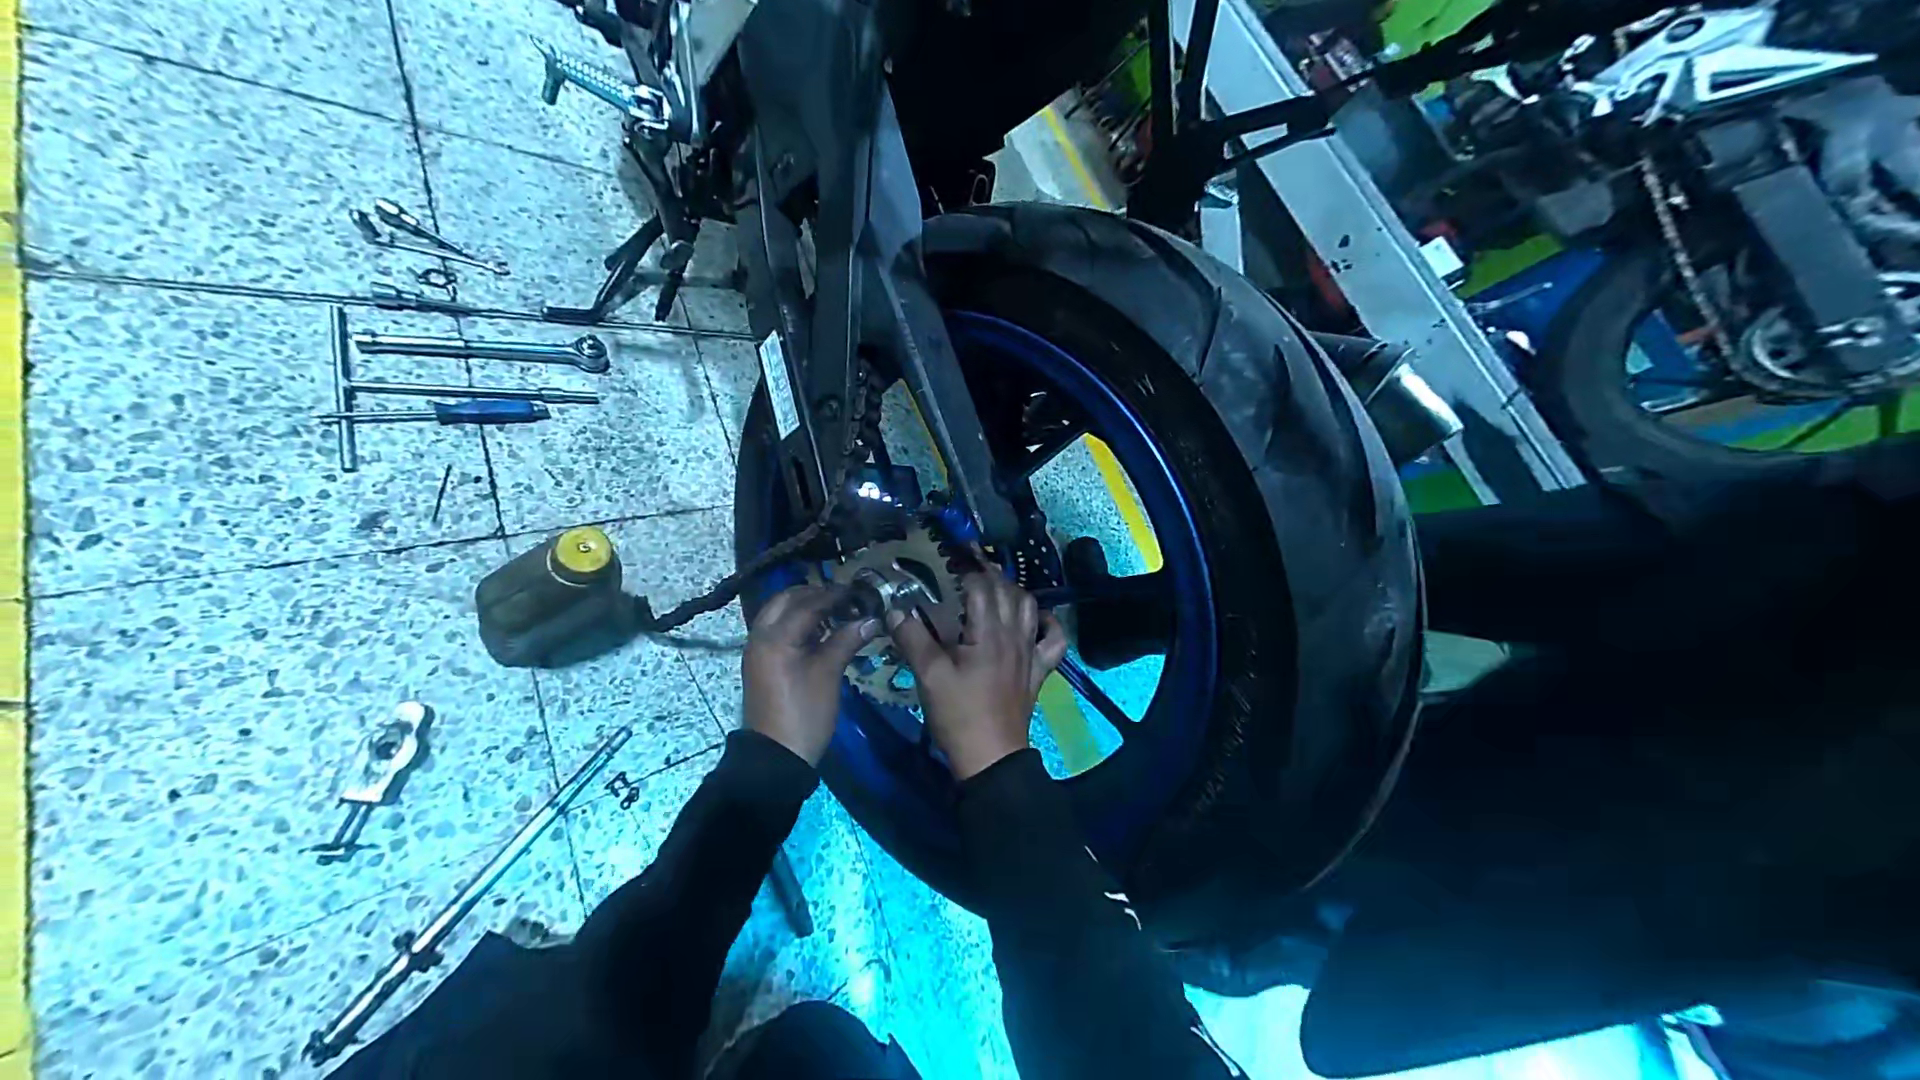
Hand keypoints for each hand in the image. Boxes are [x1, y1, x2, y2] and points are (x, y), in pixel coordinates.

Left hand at [742, 584, 877, 765]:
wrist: (776, 757)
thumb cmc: (805, 714)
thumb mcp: (828, 674)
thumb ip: (846, 640)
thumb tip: (872, 619)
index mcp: (775, 638)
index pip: (808, 604)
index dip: (836, 596)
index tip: (860, 592)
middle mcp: (760, 636)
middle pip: (786, 600)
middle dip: (815, 594)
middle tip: (844, 598)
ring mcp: (758, 649)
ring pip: (779, 613)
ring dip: (805, 606)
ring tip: (836, 610)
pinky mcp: (761, 661)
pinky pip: (778, 629)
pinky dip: (797, 622)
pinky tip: (822, 630)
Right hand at [886, 572, 1068, 779]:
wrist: (991, 757)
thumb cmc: (959, 714)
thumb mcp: (928, 675)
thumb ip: (912, 638)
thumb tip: (895, 610)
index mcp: (988, 633)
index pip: (982, 587)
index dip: (967, 570)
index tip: (949, 563)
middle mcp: (1014, 636)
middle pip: (1008, 592)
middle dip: (989, 575)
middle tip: (967, 570)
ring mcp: (1030, 654)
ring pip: (1030, 609)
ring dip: (1014, 593)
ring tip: (995, 590)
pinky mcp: (1038, 672)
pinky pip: (1054, 642)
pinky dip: (1049, 625)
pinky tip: (1037, 620)